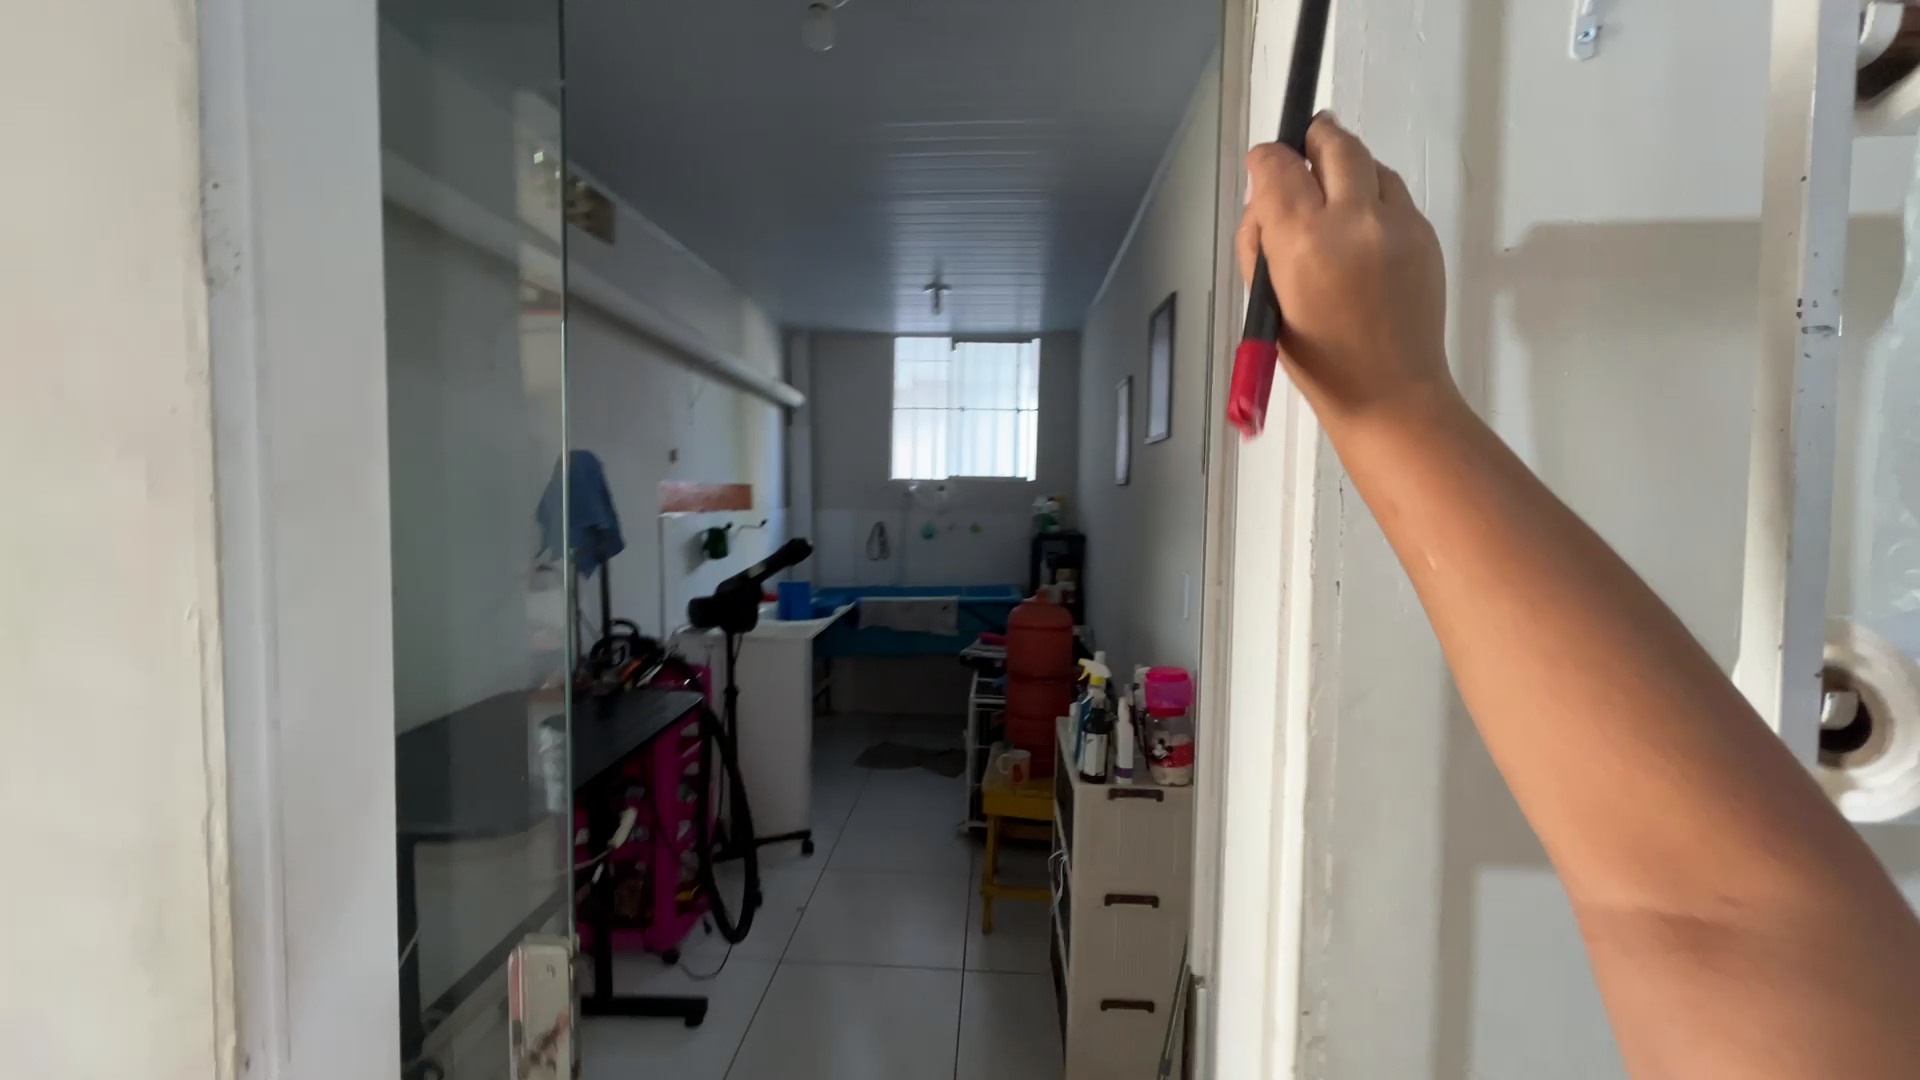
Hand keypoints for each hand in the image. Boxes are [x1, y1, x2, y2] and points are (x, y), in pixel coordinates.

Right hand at [1237, 114, 1453, 430]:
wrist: (1386, 388)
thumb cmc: (1313, 358)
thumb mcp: (1266, 305)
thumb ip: (1260, 248)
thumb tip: (1265, 205)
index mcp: (1302, 242)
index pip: (1278, 170)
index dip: (1265, 159)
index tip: (1261, 162)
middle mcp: (1352, 219)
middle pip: (1333, 145)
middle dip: (1313, 137)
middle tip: (1302, 142)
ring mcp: (1396, 222)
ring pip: (1368, 163)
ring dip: (1344, 164)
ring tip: (1330, 187)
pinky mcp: (1422, 231)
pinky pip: (1392, 191)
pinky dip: (1370, 192)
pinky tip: (1357, 222)